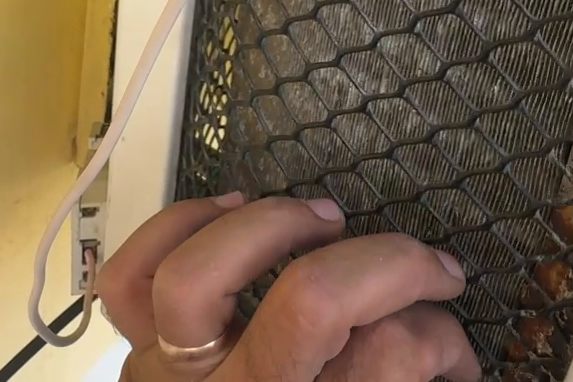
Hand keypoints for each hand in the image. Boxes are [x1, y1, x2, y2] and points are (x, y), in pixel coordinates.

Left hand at [95, 193, 481, 381]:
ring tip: (320, 219)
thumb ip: (393, 374)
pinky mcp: (138, 348)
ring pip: (194, 277)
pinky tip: (229, 207)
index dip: (427, 320)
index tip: (446, 294)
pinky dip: (177, 224)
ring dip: (270, 225)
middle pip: (302, 306)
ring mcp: (166, 373)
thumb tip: (429, 321)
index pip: (378, 360)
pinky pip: (126, 278)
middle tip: (411, 260)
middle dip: (371, 267)